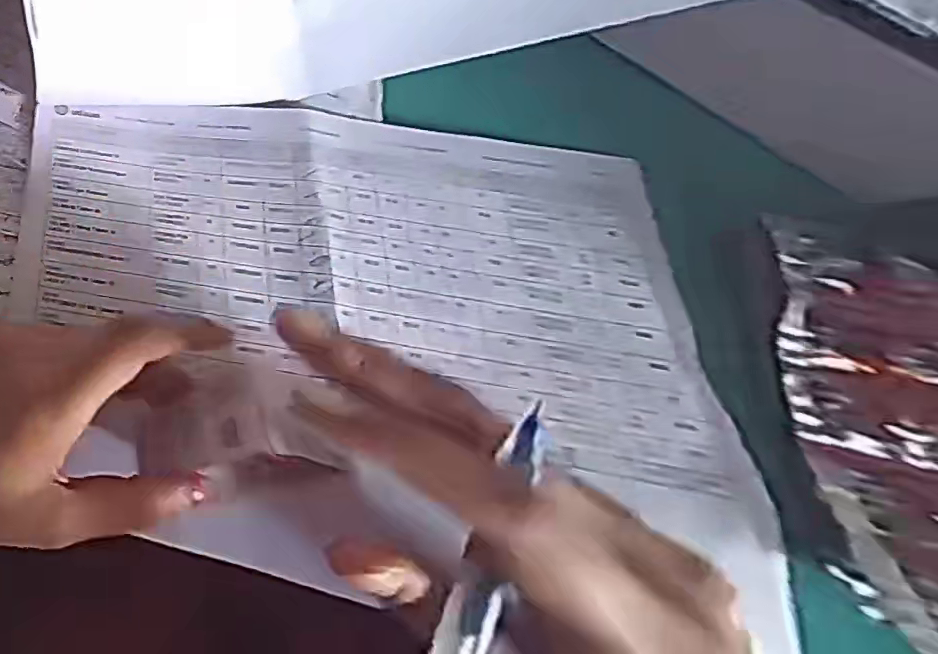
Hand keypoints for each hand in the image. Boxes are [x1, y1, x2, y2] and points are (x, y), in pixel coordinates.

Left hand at [0, 317, 225, 601]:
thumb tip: (199, 485)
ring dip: (120, 361)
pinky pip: (53, 338)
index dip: (182, 331)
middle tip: (191, 394)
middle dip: (159, 358)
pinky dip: (85, 358)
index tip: (221, 337)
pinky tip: (91, 391)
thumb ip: (131, 502)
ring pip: (83, 337)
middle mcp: (31, 347)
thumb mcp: (53, 520)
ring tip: (149, 399)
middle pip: (112, 338)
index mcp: (52, 393)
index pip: (131, 342)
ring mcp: (5, 335)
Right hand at [276, 309, 749, 653]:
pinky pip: (512, 450)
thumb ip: (433, 613)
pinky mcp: (625, 521)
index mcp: (625, 607)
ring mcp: (640, 527)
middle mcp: (640, 548)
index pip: (489, 495)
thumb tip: (345, 548)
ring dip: (400, 382)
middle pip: (489, 432)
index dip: (391, 442)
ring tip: (328, 343)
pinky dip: (439, 416)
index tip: (305, 401)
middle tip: (297, 325)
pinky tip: (389, 389)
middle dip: (381, 372)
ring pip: (498, 428)